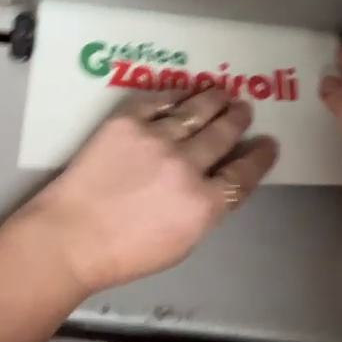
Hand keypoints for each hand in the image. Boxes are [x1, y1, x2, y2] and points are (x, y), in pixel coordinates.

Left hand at [16, 88, 279, 294]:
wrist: (72, 233)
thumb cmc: (125, 251)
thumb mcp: (182, 242)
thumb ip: (205, 209)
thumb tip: (216, 182)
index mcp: (203, 204)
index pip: (243, 174)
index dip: (259, 157)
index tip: (269, 144)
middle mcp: (186, 166)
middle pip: (222, 135)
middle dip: (237, 118)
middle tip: (245, 107)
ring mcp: (156, 139)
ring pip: (195, 111)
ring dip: (213, 99)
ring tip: (223, 90)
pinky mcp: (128, 121)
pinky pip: (160, 100)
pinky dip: (177, 93)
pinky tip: (186, 89)